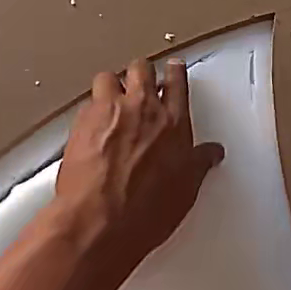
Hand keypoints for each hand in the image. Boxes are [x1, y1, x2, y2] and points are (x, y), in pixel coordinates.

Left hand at [47, 57, 225, 281]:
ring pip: (109, 77)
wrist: (100, 221)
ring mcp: (108, 111)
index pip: (177, 82)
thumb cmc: (142, 210)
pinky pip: (86, 102)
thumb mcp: (185, 189)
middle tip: (143, 79)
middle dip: (142, 72)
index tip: (174, 69)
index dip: (175, 72)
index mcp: (172, 122)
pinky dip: (90, 109)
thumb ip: (198, 163)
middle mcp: (141, 109)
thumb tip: (209, 155)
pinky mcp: (81, 121)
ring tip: (112, 96)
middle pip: (142, 69)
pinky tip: (92, 123)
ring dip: (112, 85)